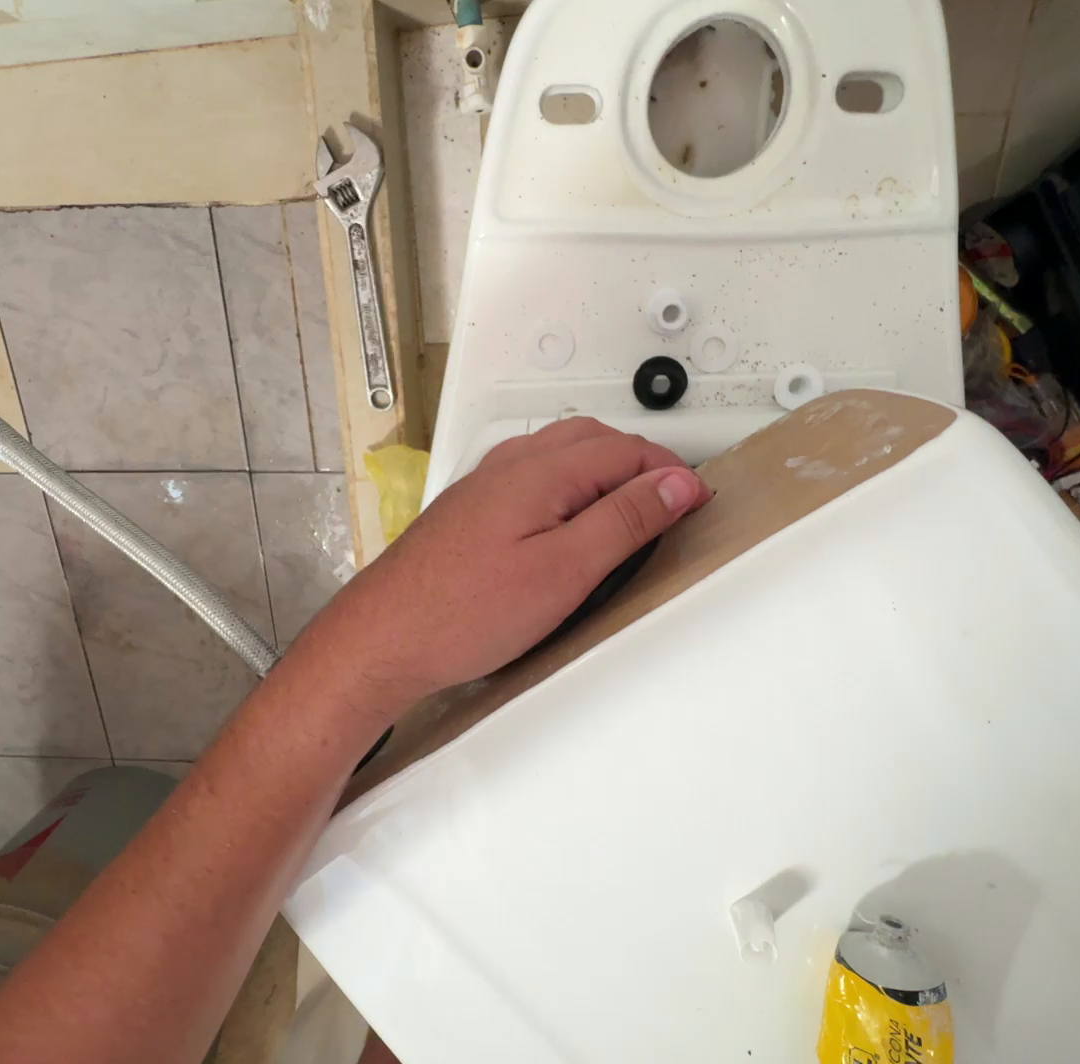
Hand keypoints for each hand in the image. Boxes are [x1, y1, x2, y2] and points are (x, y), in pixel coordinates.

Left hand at [288, 419, 711, 717]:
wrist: (382, 639)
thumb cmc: (461, 613)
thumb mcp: (564, 572)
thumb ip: (623, 521)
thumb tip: (673, 485)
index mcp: (539, 472)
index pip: (625, 450)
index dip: (669, 472)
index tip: (697, 500)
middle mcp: (508, 466)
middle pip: (592, 440)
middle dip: (640, 462)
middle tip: (671, 499)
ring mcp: (485, 486)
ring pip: (559, 453)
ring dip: (603, 468)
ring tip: (630, 506)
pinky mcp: (471, 510)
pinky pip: (532, 476)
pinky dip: (568, 484)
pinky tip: (568, 518)